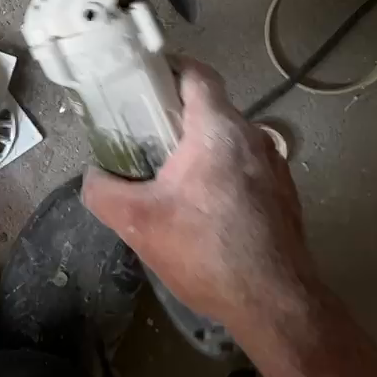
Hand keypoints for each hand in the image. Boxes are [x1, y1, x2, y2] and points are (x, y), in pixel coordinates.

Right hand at [82, 58, 315, 334]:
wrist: (277, 308)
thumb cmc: (207, 252)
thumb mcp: (136, 222)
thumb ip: (102, 190)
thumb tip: (92, 176)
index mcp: (218, 130)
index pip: (196, 73)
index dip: (168, 68)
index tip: (141, 80)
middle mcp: (252, 137)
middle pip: (209, 106)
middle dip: (174, 114)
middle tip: (142, 133)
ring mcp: (274, 167)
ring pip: (228, 138)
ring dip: (199, 145)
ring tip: (168, 172)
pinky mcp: (284, 195)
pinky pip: (245, 165)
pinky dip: (221, 171)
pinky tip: (203, 205)